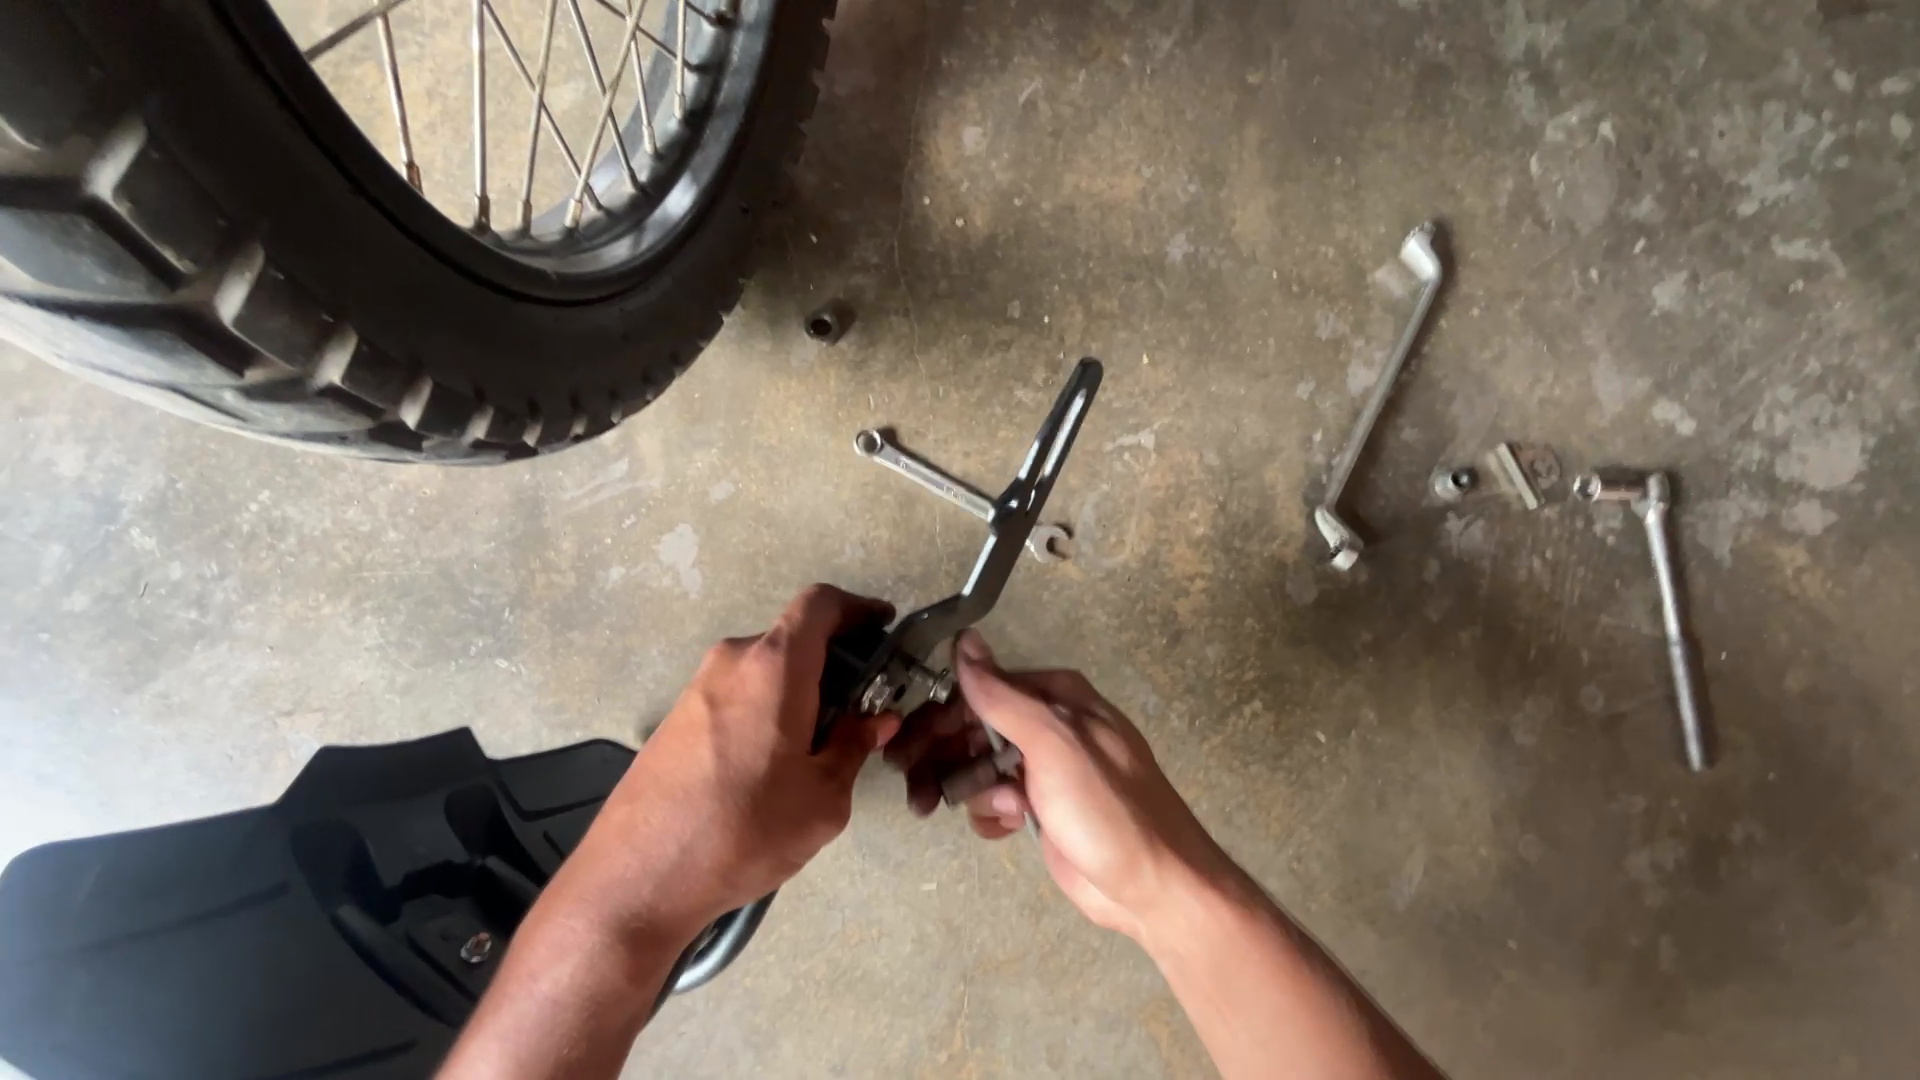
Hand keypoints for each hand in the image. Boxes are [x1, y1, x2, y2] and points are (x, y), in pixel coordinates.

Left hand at [566, 585, 901, 939]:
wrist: (635, 880)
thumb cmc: (743, 831)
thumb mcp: (823, 799)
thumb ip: (854, 746)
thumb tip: (876, 721)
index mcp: (774, 666)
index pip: (820, 604)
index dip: (858, 607)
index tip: (882, 625)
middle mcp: (732, 661)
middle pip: (794, 640)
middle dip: (834, 663)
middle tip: (861, 706)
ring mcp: (697, 687)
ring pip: (765, 669)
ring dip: (800, 690)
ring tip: (819, 744)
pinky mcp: (676, 717)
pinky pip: (738, 692)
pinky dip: (768, 707)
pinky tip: (773, 762)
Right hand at [886, 630, 1232, 940]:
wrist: (1152, 887)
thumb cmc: (1105, 807)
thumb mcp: (1053, 744)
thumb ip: (1003, 695)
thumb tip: (966, 637)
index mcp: (1056, 697)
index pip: (981, 690)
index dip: (941, 717)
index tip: (907, 746)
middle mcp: (1047, 725)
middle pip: (973, 729)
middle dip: (944, 758)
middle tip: (918, 792)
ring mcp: (1043, 768)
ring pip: (979, 766)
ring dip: (970, 790)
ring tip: (992, 813)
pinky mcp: (1039, 807)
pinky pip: (994, 799)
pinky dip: (991, 813)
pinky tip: (1006, 827)